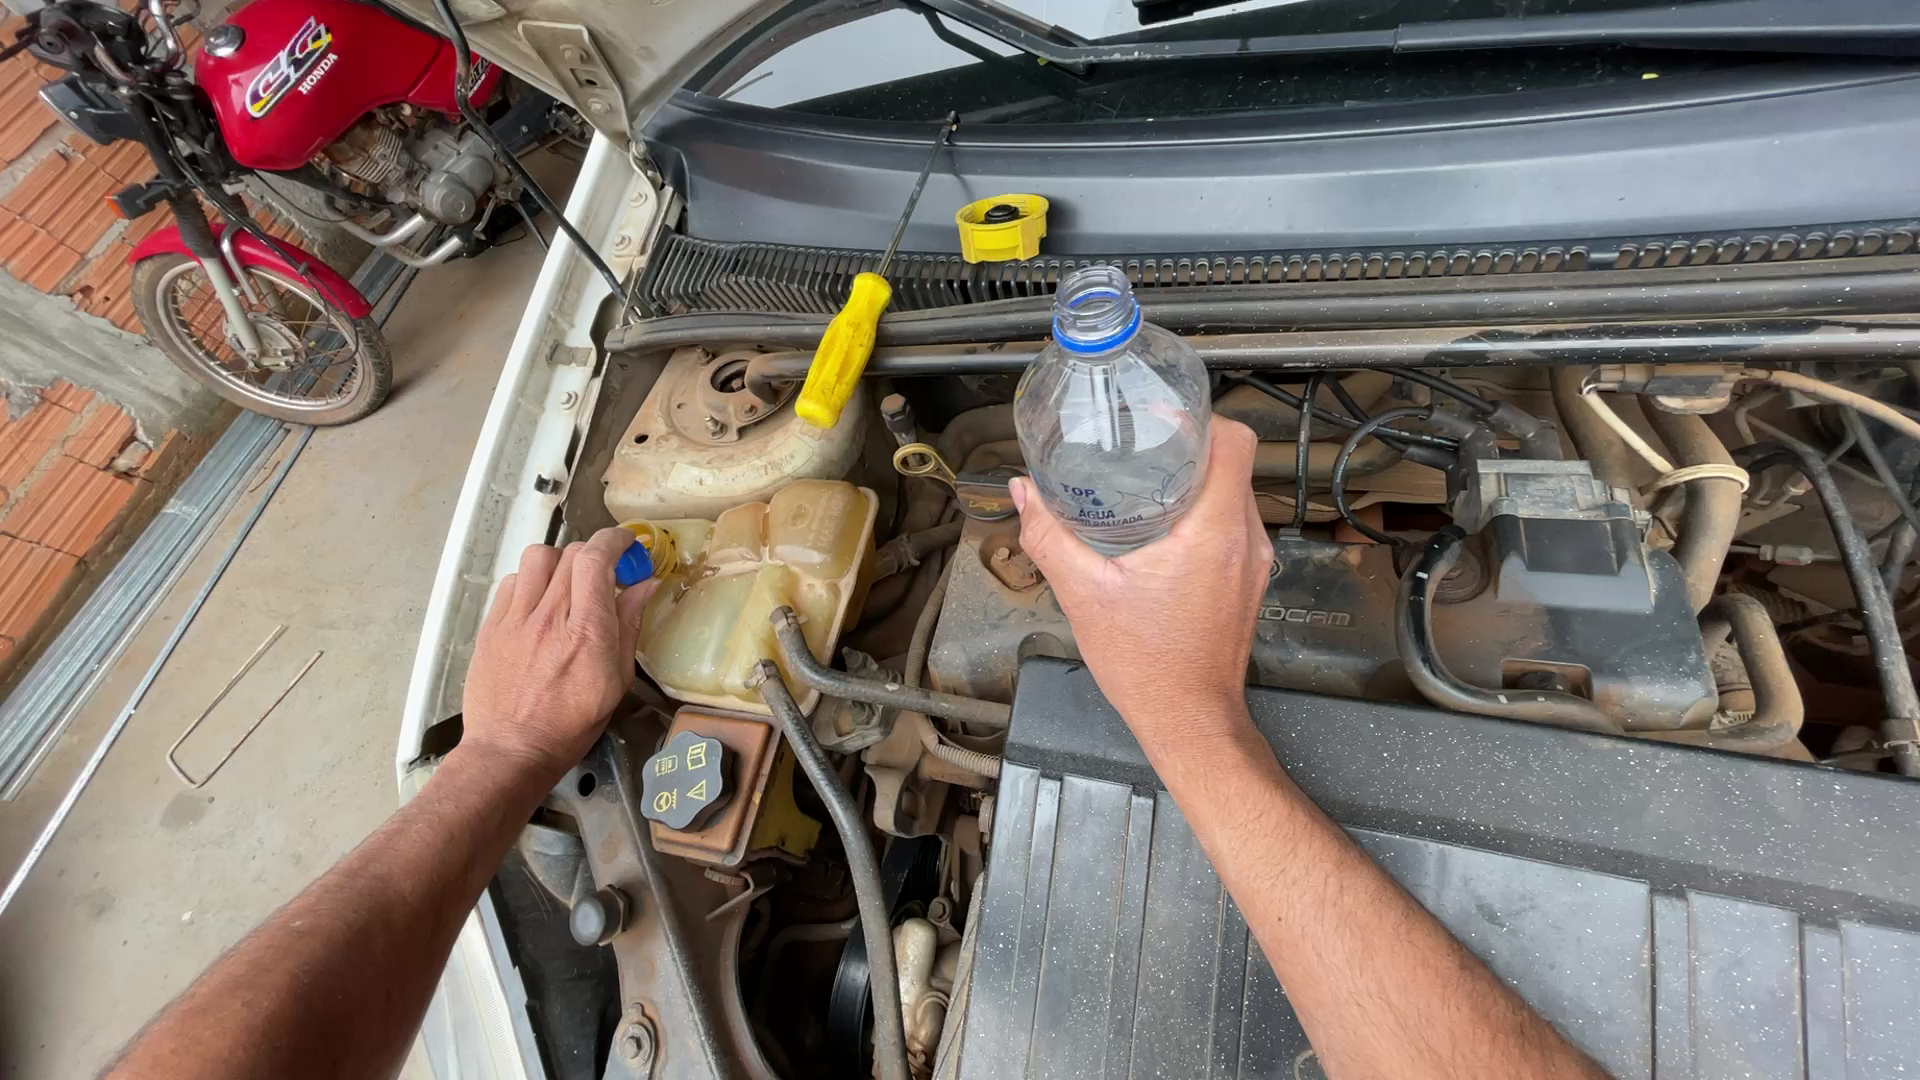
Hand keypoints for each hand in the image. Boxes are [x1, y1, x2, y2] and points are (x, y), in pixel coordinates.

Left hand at [459, 527, 657, 785]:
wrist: (511, 750)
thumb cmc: (573, 722)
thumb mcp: (617, 679)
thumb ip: (629, 625)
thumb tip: (645, 585)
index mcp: (587, 631)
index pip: (596, 560)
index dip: (616, 540)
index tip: (630, 542)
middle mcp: (549, 616)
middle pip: (572, 553)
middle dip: (597, 553)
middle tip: (608, 571)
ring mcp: (514, 619)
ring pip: (539, 557)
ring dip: (563, 561)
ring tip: (571, 583)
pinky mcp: (491, 626)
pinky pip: (514, 581)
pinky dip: (535, 580)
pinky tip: (543, 602)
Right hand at [1012, 419, 1271, 740]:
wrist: (1188, 719)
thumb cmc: (1146, 666)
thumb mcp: (1084, 594)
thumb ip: (1049, 536)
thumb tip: (1025, 494)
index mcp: (1214, 533)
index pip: (1233, 441)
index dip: (1200, 416)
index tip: (1160, 415)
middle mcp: (1246, 541)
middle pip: (1234, 460)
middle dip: (1190, 442)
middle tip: (1141, 440)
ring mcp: (1254, 562)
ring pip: (1235, 491)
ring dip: (1197, 477)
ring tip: (1146, 477)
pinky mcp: (1249, 580)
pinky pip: (1234, 523)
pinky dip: (1204, 509)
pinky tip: (1161, 523)